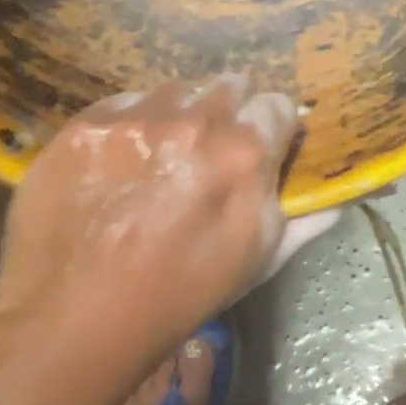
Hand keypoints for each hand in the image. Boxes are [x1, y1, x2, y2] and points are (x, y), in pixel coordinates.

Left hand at [0, 77, 332, 360]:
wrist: (70, 320)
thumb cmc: (178, 296)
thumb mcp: (256, 262)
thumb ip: (302, 219)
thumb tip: (335, 198)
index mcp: (245, 152)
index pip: (277, 104)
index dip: (272, 127)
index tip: (261, 147)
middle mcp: (195, 120)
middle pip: (230, 84)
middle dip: (229, 112)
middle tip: (211, 149)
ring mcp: (136, 117)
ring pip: (176, 89)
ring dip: (180, 114)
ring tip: (161, 154)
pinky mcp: (87, 122)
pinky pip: (125, 102)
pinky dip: (132, 123)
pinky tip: (120, 161)